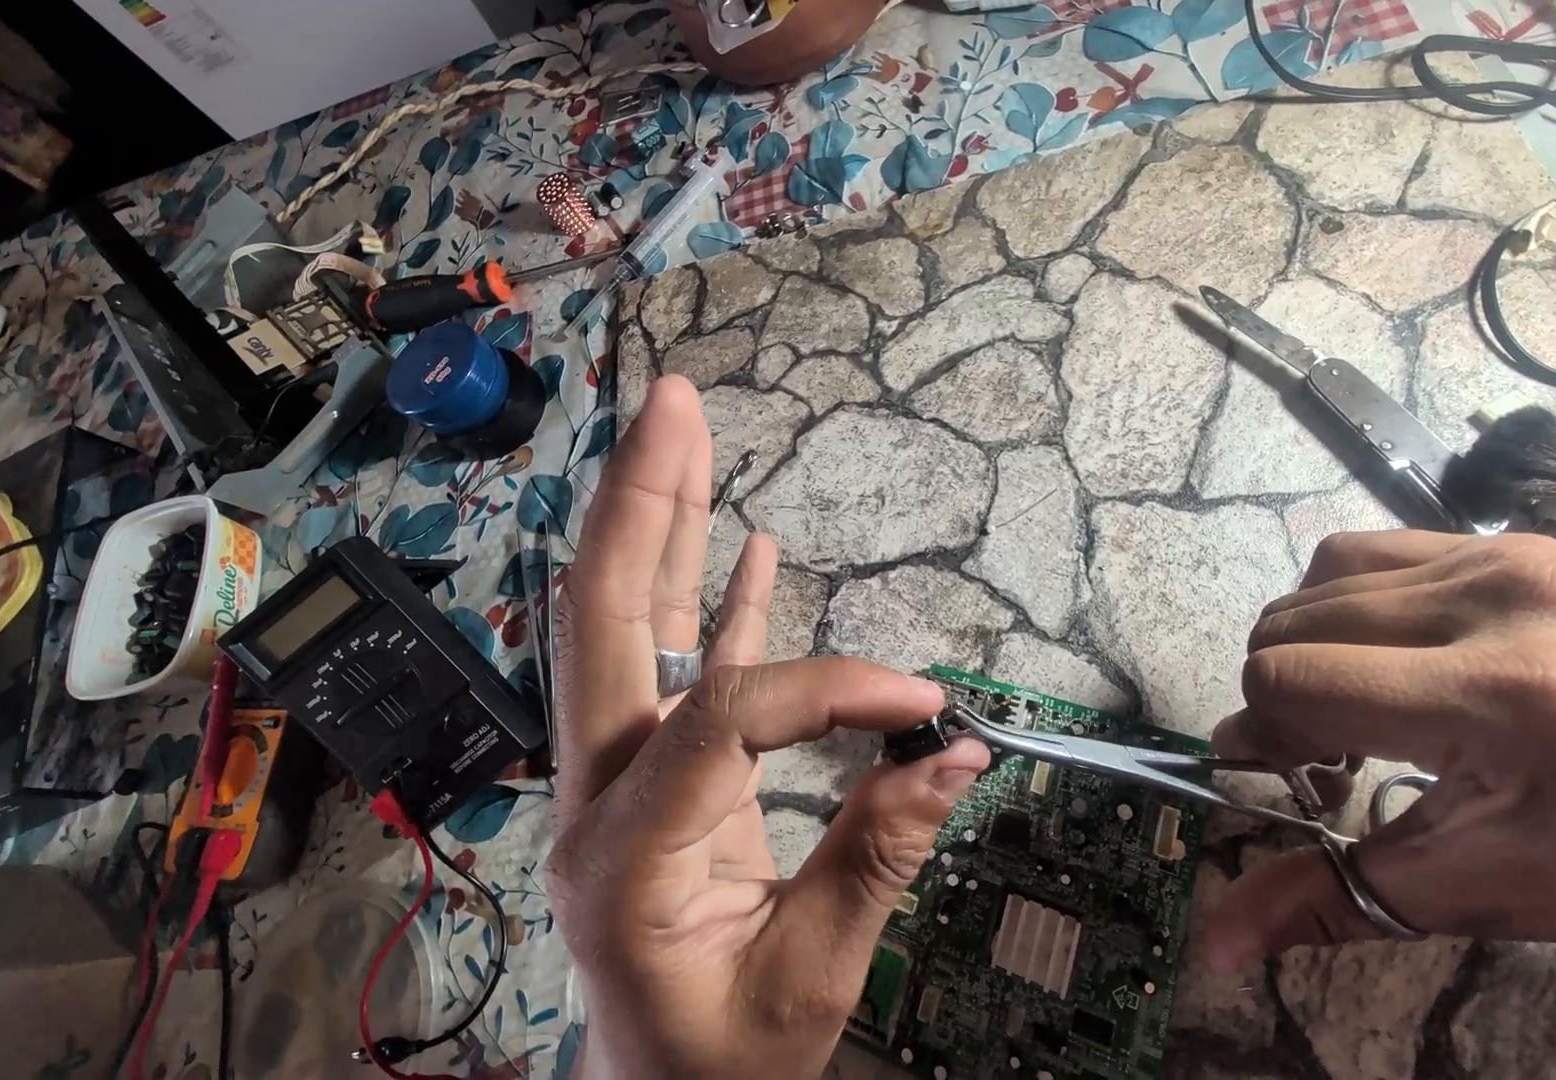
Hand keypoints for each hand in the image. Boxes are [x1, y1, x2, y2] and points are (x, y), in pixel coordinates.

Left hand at [546, 376, 990, 1079]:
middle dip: (641, 501)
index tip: (925, 706)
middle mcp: (598, 791)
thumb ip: (876, 862)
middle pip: (603, 617)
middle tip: (671, 405)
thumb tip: (957, 757)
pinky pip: (674, 663)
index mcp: (626, 853)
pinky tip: (741, 542)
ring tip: (684, 432)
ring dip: (658, 522)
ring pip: (624, 622)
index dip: (830, 690)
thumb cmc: (722, 1062)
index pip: (725, 717)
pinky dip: (706, 597)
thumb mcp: (810, 984)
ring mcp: (614, 771)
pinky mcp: (649, 766)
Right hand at [1201, 530, 1555, 971]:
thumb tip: (1214, 943)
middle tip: (1329, 753)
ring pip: (1315, 585)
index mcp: (1499, 694)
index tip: (1288, 773)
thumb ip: (1326, 901)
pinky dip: (1342, 604)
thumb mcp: (1476, 894)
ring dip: (1306, 648)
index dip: (1262, 732)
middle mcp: (1499, 601)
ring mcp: (1509, 559)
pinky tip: (1383, 652)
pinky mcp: (1516, 546)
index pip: (1291, 680)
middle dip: (1283, 697)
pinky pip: (1368, 555)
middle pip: (1290, 627)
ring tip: (1355, 700)